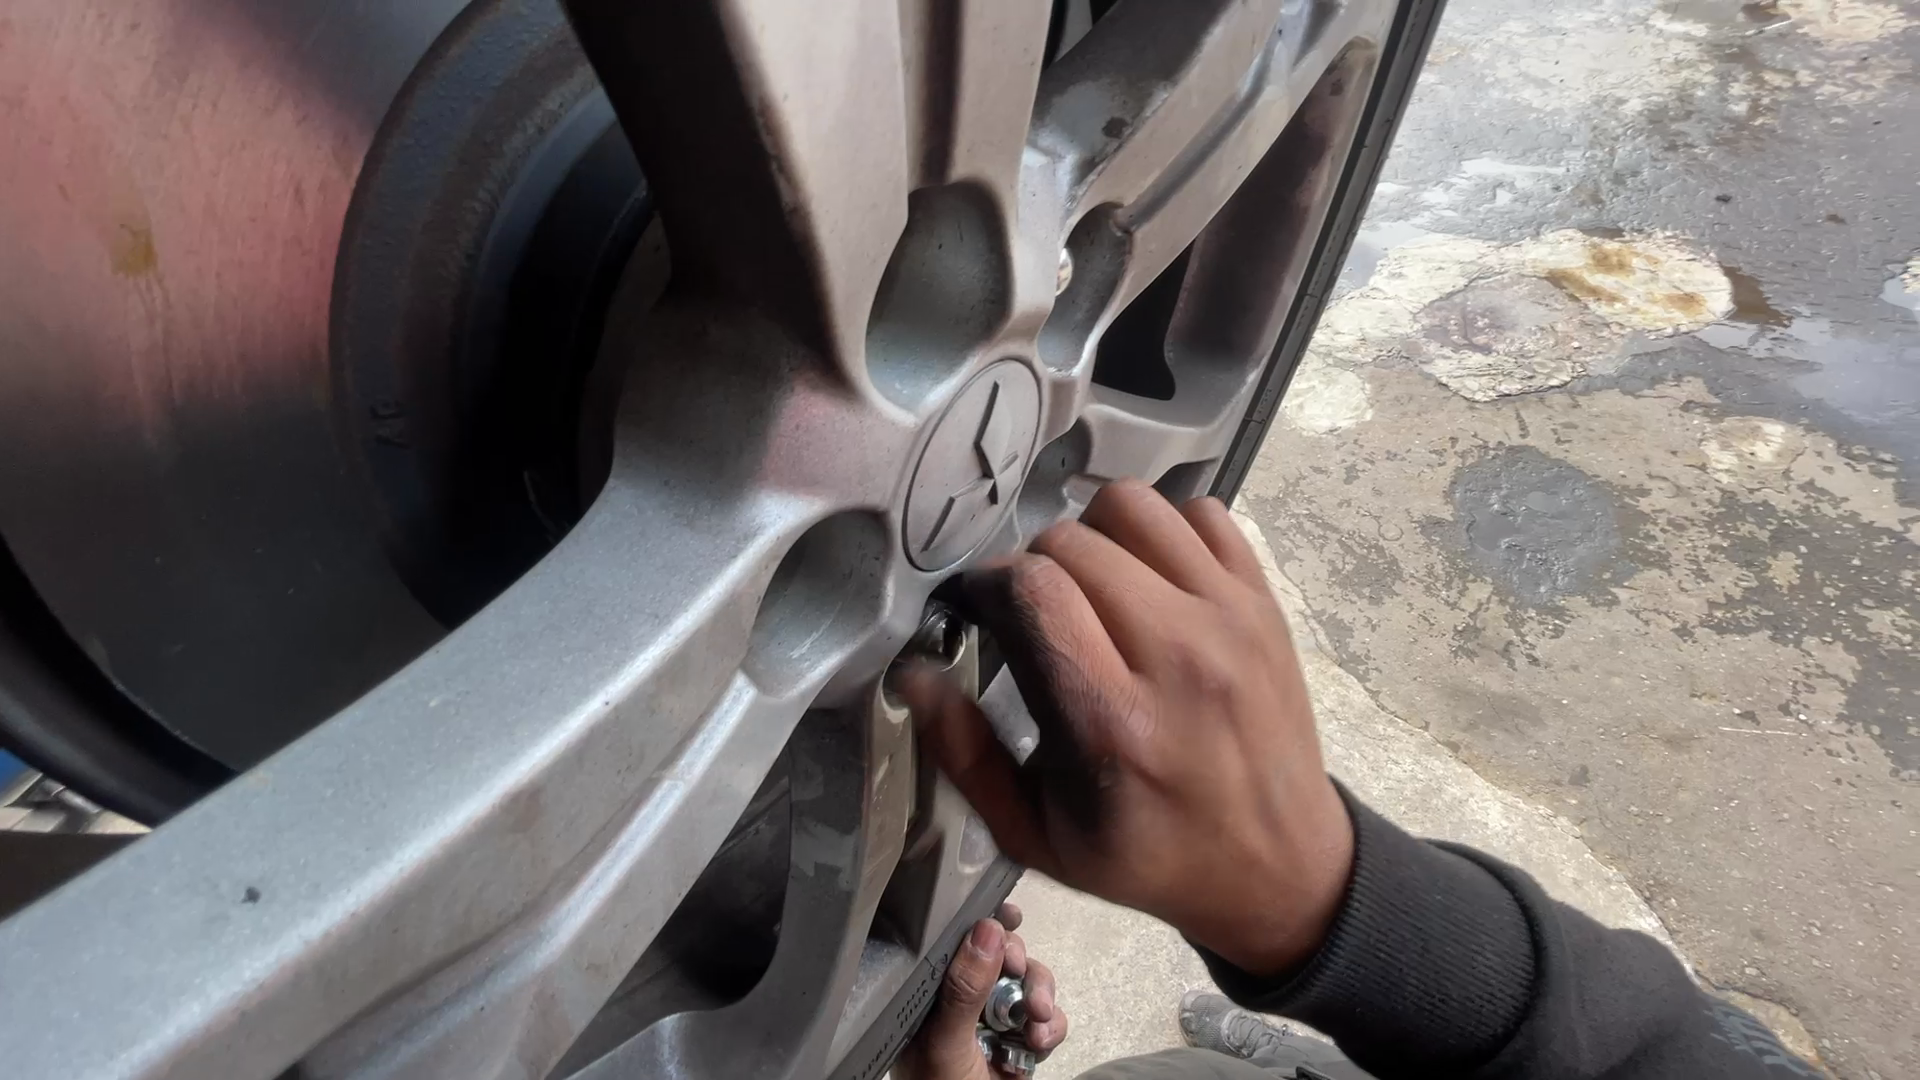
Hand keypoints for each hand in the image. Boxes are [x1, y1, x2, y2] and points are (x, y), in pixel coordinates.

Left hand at [894, 904, 1066, 1079]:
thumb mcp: (947, 1043)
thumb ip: (964, 988)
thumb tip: (988, 926)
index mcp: (934, 992)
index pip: (958, 941)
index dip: (984, 921)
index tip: (1008, 913)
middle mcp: (965, 999)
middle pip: (1000, 953)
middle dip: (1018, 959)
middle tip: (1019, 970)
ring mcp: (996, 1021)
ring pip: (1029, 980)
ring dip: (1040, 992)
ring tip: (1038, 1018)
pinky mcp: (1023, 1043)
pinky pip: (1047, 1017)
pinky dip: (1052, 1024)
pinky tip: (1043, 1042)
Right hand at [901, 480, 1353, 976]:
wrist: (1280, 865)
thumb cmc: (1148, 854)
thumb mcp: (1036, 834)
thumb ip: (965, 755)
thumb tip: (915, 675)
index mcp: (1111, 723)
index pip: (1033, 592)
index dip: (988, 583)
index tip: (981, 606)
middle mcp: (1176, 655)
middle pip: (1071, 542)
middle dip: (1031, 565)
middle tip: (1036, 610)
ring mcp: (1230, 618)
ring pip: (1131, 506)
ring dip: (1093, 533)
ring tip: (1091, 584)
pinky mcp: (1263, 601)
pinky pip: (1200, 512)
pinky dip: (1163, 530)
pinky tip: (1151, 578)